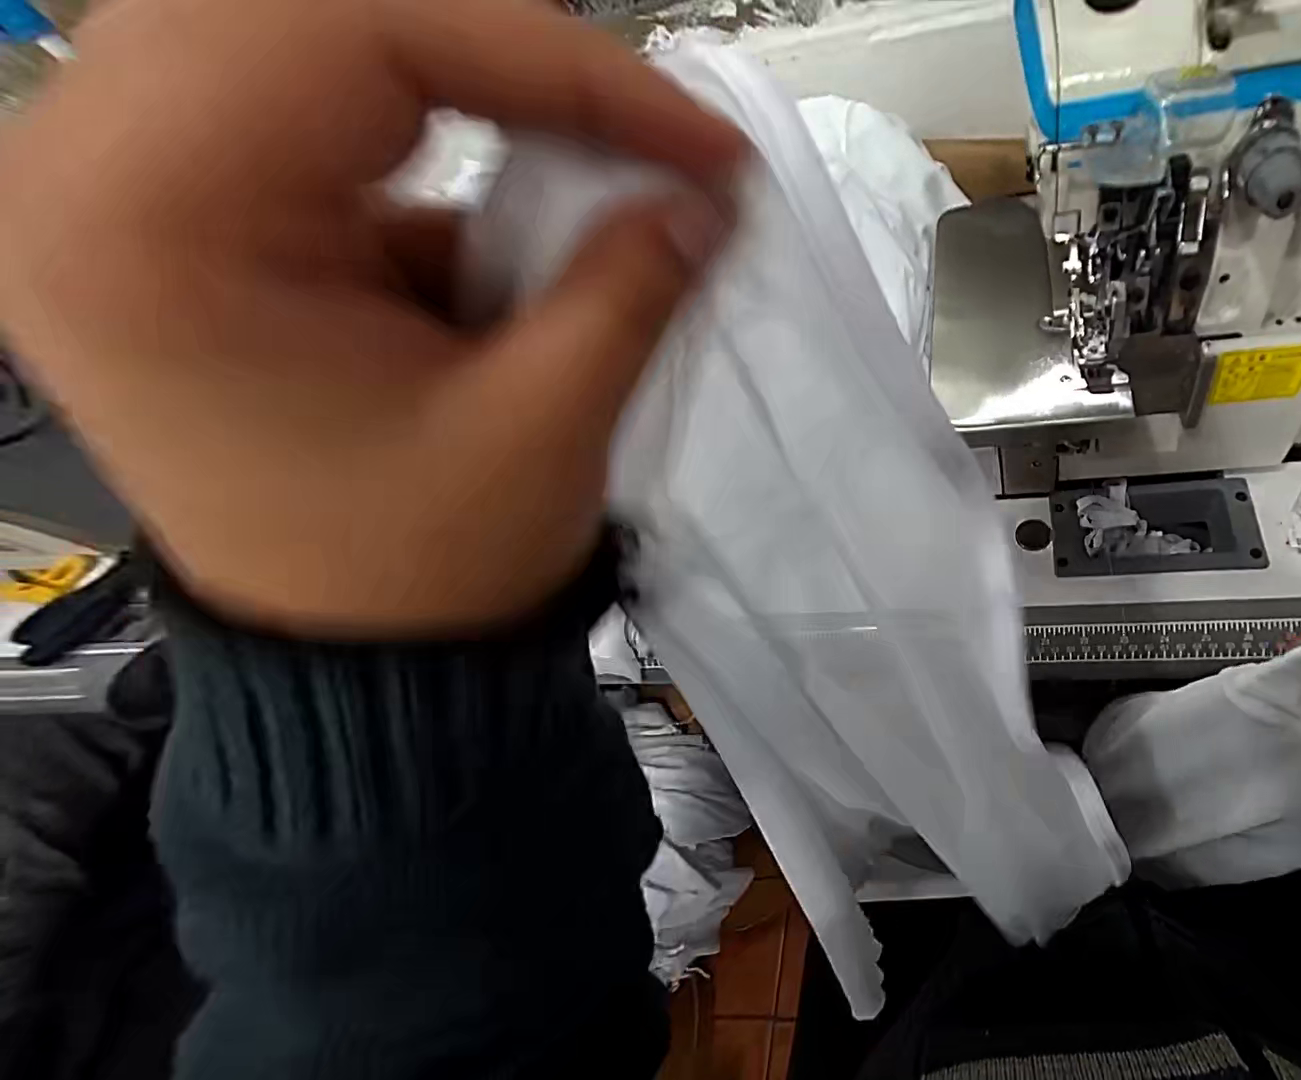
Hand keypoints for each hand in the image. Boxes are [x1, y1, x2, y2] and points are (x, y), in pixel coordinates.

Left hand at [0, 0, 746, 635]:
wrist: (374, 646)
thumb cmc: (438, 563)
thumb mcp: (546, 430)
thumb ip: (628, 294)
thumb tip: (706, 204)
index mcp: (152, 221)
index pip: (357, 33)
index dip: (564, 68)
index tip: (701, 142)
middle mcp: (100, 168)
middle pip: (321, 10)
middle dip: (520, 59)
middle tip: (649, 125)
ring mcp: (148, 187)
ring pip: (325, 48)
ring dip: (488, 89)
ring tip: (609, 150)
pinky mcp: (219, 221)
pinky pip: (340, 119)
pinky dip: (460, 139)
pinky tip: (537, 203)